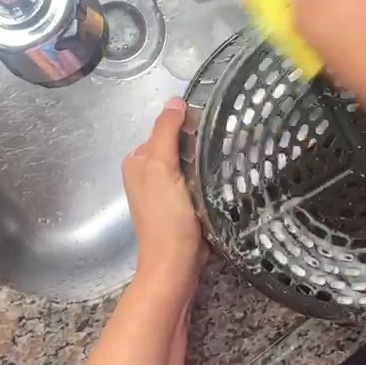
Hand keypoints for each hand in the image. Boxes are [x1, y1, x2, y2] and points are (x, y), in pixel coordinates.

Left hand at [122, 99, 206, 290]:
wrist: (174, 265)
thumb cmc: (166, 217)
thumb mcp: (161, 167)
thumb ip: (166, 132)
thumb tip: (175, 100)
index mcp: (138, 159)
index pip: (167, 127)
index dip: (189, 124)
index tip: (214, 127)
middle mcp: (148, 172)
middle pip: (179, 144)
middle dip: (199, 143)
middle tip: (224, 145)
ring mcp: (165, 190)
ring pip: (190, 163)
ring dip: (206, 162)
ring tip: (227, 162)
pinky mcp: (182, 205)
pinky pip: (197, 181)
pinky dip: (208, 179)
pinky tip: (222, 181)